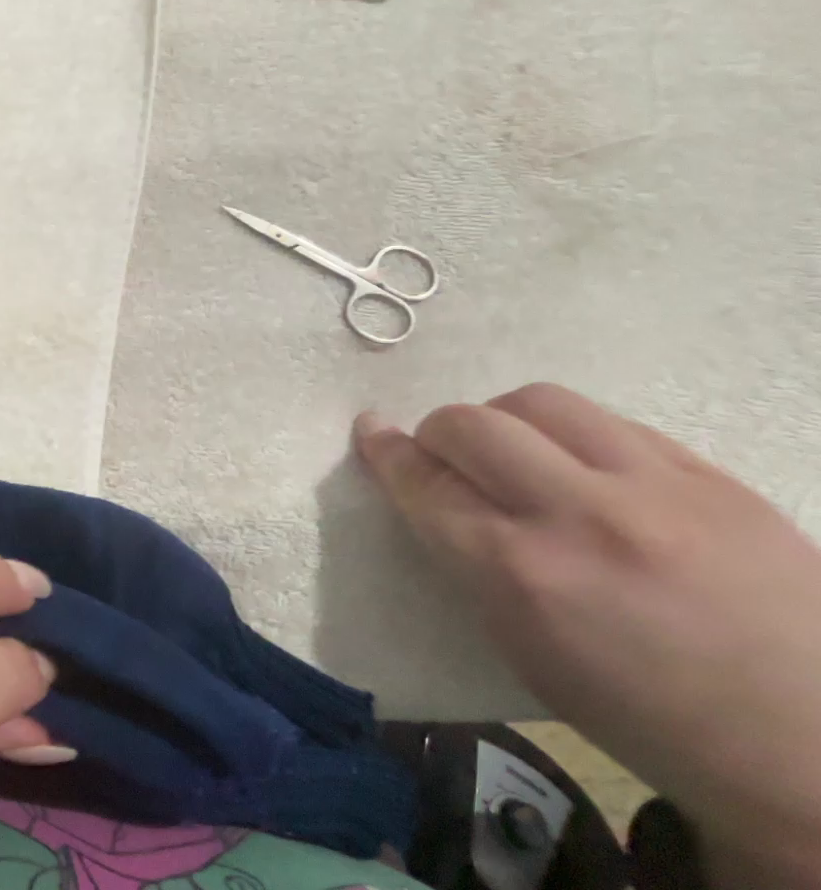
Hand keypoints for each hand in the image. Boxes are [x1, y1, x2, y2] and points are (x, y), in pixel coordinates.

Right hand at [355, 384, 820, 886]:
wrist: (810, 746)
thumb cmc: (637, 712)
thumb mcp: (521, 647)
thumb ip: (468, 561)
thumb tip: (430, 497)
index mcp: (520, 572)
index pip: (425, 483)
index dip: (385, 453)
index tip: (370, 433)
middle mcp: (581, 515)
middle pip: (471, 425)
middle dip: (437, 435)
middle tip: (442, 458)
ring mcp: (658, 489)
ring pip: (542, 402)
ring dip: (504, 421)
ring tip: (514, 455)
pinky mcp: (715, 478)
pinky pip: (615, 422)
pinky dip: (574, 436)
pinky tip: (584, 470)